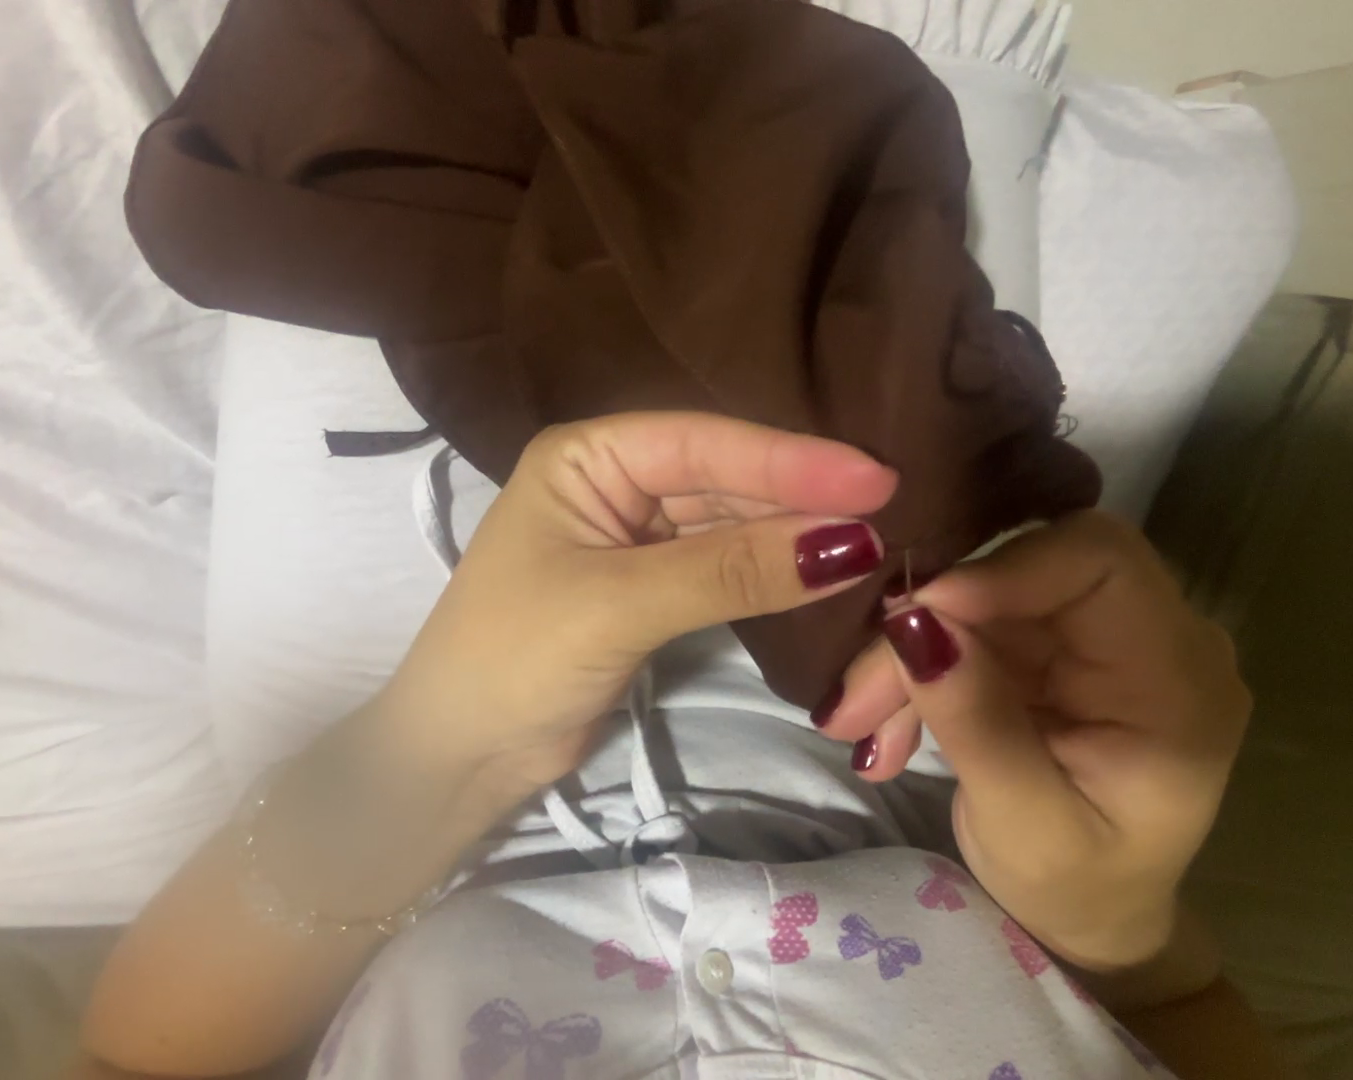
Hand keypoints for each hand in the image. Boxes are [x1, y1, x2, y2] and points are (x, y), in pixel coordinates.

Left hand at [380, 412, 896, 797]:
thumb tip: (851, 543)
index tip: (875, 478)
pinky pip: (719, 566)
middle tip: (892, 506)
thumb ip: (731, 570)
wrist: (460, 751)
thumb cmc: (514, 657)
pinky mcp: (647, 587)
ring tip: (872, 540)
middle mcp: (610, 481)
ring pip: (725, 522)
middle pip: (720, 477)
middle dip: (797, 496)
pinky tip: (819, 570)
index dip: (789, 459)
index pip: (700, 442)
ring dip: (789, 535)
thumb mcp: (620, 605)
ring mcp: (630, 536)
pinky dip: (765, 572)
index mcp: (583, 456)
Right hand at [815, 512, 1250, 975]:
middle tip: (854, 697)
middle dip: (926, 625)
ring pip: (973, 600)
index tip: (913, 615)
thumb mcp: (1025, 824)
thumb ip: (977, 723)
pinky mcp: (1039, 647)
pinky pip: (959, 629)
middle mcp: (1141, 637)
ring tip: (855, 727)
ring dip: (903, 656)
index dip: (1003, 567)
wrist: (1086, 912)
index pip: (1100, 560)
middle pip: (1019, 575)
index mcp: (1176, 679)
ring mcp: (1086, 638)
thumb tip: (910, 623)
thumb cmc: (1078, 885)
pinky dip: (911, 670)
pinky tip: (881, 730)